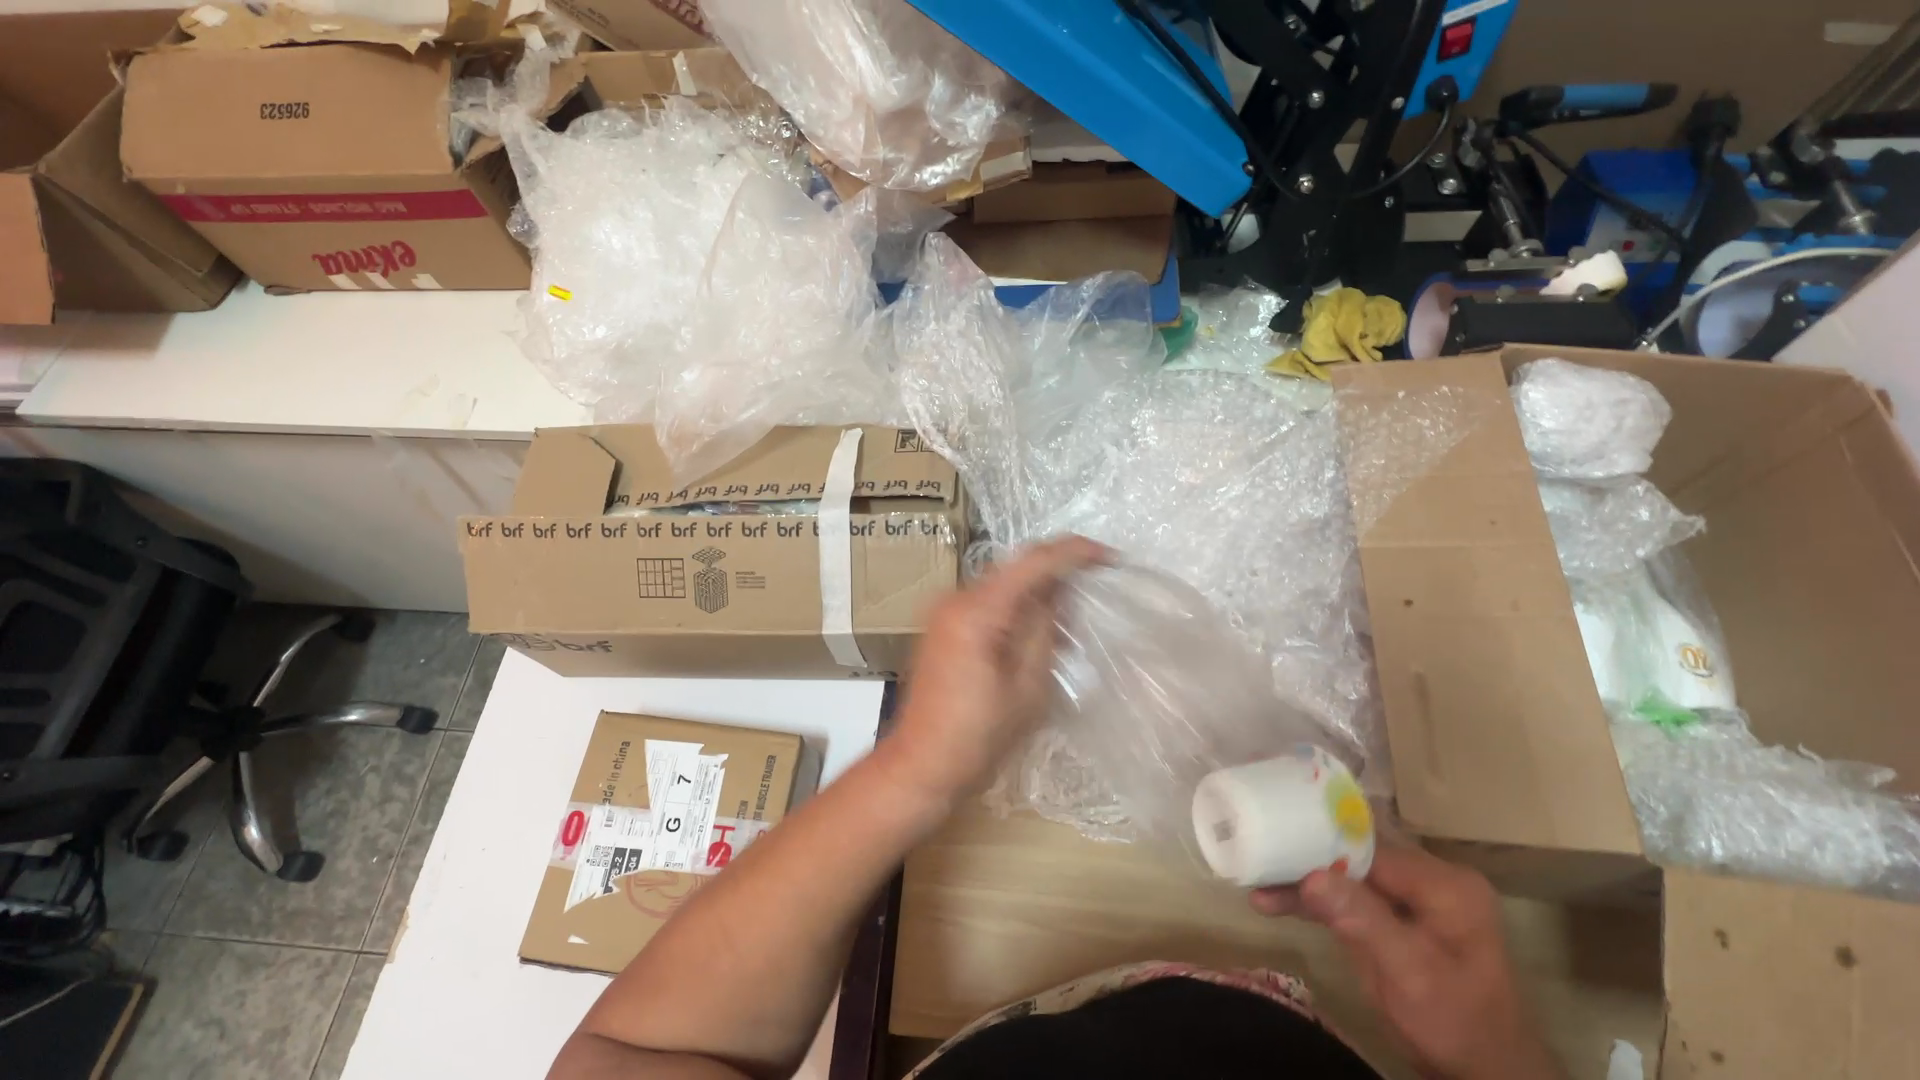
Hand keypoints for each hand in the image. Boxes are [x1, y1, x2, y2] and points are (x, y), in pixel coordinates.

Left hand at [879, 536, 1110, 806]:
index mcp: (978, 610)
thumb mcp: (1028, 684)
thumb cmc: (980, 735)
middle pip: (1016, 567)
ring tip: (1073, 620)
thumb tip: (1060, 590)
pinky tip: (1041, 636)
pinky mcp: (943, 628)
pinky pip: (988, 604)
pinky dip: (1016, 610)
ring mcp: (944, 612)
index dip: (1075, 552)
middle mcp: (956, 598)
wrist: (922, 766)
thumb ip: (1044, 628)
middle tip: (1096, 591)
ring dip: (1038, 593)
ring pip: (1003, 585)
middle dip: (1058, 573)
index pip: (1034, 560)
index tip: (1111, 558)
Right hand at [1251, 845, 1563, 1079]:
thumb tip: (1310, 876)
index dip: (1321, 844)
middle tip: (1255, 859)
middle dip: (1305, 859)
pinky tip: (1275, 901)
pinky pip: (1348, 899)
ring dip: (1303, 882)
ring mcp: (1411, 901)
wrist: (1487, 1074)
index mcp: (1444, 883)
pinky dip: (1314, 901)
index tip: (1272, 843)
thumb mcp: (1411, 973)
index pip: (1371, 848)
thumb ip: (1364, 921)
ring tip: (1257, 886)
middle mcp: (1428, 881)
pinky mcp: (1393, 920)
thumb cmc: (1457, 1022)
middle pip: (1355, 855)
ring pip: (1346, 876)